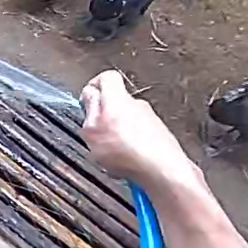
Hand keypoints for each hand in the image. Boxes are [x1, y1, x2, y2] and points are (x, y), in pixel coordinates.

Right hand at [81, 71, 208, 198]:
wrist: (161, 170)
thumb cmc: (127, 151)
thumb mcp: (91, 130)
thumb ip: (89, 108)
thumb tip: (88, 94)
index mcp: (118, 98)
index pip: (106, 77)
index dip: (93, 87)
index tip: (86, 102)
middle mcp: (137, 105)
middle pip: (116, 102)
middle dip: (104, 118)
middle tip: (96, 135)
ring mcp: (150, 120)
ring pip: (127, 122)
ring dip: (117, 136)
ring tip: (112, 154)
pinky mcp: (159, 137)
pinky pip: (138, 138)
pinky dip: (130, 148)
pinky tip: (126, 163)